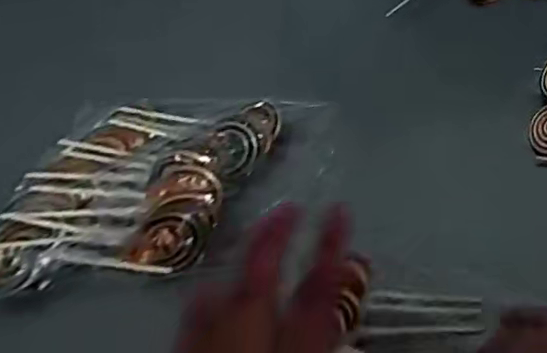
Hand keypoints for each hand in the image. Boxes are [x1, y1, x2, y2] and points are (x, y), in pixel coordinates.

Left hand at [174, 203, 352, 352]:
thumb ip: (336, 336)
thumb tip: (359, 307)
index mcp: (295, 346)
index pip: (319, 283)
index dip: (332, 242)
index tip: (340, 208)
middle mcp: (248, 349)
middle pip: (259, 286)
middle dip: (274, 242)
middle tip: (288, 207)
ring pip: (215, 309)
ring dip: (231, 272)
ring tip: (242, 242)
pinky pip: (187, 338)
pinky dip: (197, 312)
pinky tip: (199, 298)